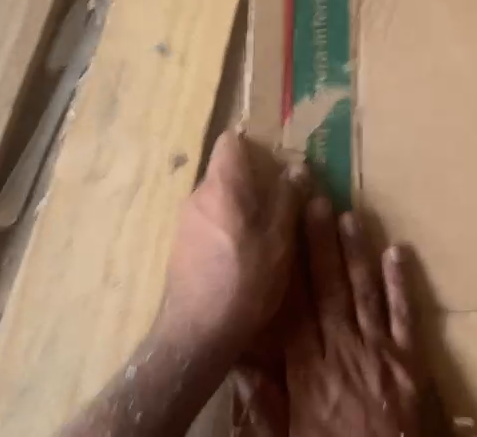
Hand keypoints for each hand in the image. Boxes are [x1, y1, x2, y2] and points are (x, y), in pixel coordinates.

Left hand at [156, 130, 306, 359]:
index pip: (230, 141)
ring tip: (265, 231)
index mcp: (222, 185)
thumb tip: (297, 168)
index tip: (274, 157)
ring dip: (239, 207)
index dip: (252, 143)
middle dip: (251, 179)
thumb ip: (288, 198)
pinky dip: (226, 228)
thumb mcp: (280, 239)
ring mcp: (184, 223)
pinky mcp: (180, 248)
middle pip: (225, 171)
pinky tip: (242, 255)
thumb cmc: (244, 280)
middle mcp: (198, 196)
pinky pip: (208, 222)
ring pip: (217, 199)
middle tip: (280, 198)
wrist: (196, 336)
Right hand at [285, 198, 437, 436]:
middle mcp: (343, 353)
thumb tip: (241, 362)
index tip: (281, 233)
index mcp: (309, 375)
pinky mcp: (411, 361)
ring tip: (350, 215)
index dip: (287, 270)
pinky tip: (396, 250)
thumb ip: (265, 405)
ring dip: (356, 252)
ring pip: (364, 292)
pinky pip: (405, 315)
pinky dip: (400, 282)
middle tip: (315, 202)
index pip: (294, 311)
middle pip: (329, 290)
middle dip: (320, 244)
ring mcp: (380, 353)